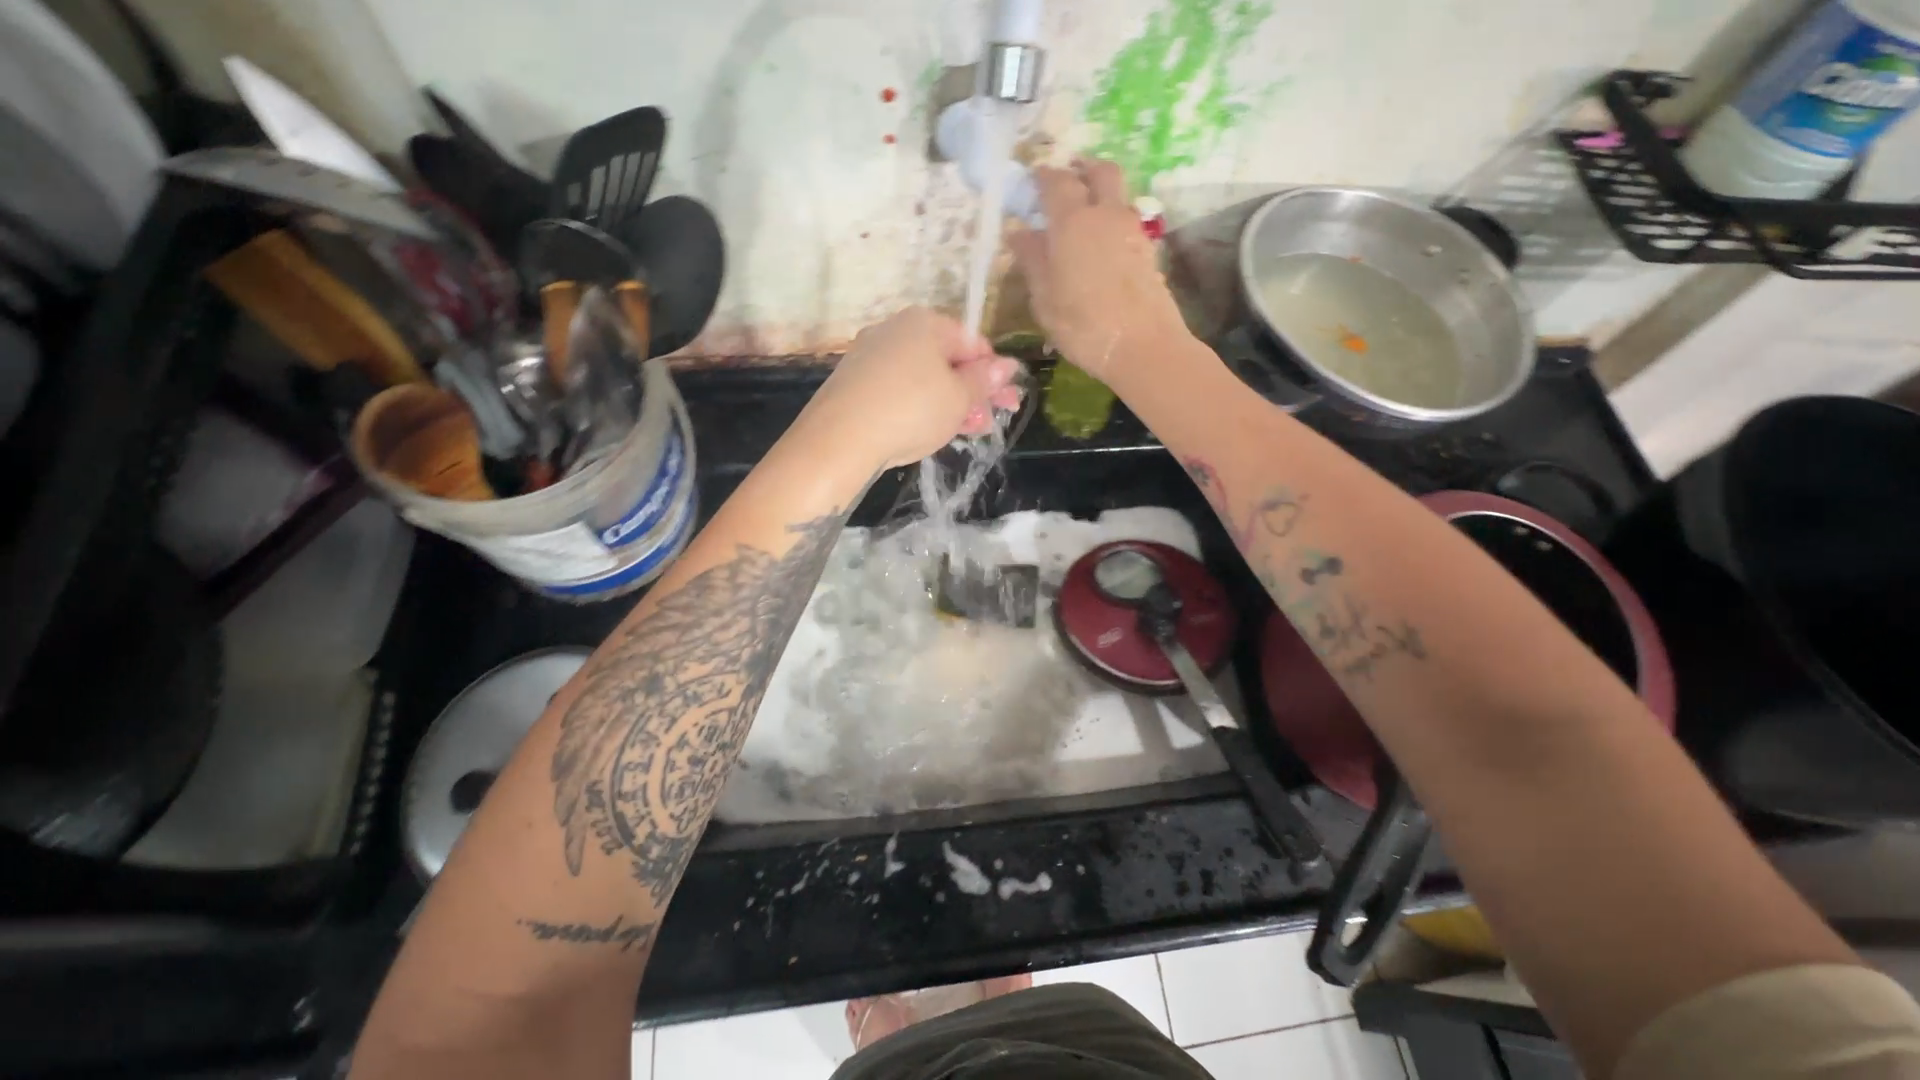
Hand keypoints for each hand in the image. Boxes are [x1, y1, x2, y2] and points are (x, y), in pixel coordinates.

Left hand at [796, 308, 1022, 473]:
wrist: (839, 439)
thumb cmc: (911, 409)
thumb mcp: (959, 398)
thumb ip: (985, 381)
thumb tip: (1006, 366)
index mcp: (924, 322)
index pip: (972, 341)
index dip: (994, 372)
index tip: (1007, 402)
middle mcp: (894, 329)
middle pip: (945, 359)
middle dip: (972, 391)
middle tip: (990, 422)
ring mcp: (870, 355)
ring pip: (922, 377)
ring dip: (949, 402)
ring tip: (965, 432)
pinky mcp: (853, 383)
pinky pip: (898, 390)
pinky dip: (919, 407)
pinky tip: (930, 431)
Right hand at [1008, 159, 1192, 386]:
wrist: (1144, 346)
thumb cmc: (1083, 324)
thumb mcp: (1044, 297)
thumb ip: (1032, 259)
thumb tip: (1019, 232)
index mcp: (1072, 221)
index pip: (1056, 181)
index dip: (1043, 175)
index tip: (1032, 179)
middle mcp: (1106, 215)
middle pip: (1101, 172)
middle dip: (1083, 169)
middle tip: (1067, 179)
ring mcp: (1132, 231)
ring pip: (1118, 195)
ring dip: (1102, 194)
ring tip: (1083, 215)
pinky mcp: (1148, 251)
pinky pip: (1128, 221)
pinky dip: (1113, 221)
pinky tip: (1101, 245)